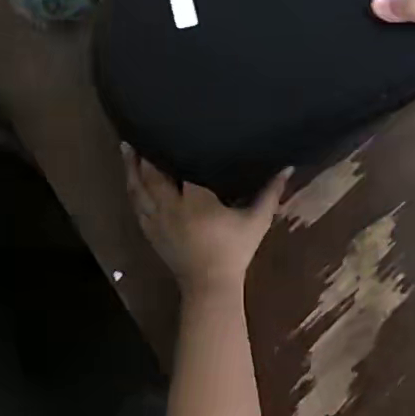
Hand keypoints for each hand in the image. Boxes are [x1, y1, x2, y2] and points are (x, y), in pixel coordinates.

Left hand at [122, 144, 291, 295]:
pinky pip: (136, 206)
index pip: (179, 167)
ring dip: (131, 171)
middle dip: (141, 156)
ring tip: (127, 151)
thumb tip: (287, 167)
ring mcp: (157, 222)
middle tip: (136, 134)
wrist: (210, 286)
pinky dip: (133, 191)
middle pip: (149, 176)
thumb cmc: (235, 249)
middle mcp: (170, 208)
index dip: (173, 148)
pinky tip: (132, 182)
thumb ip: (271, 192)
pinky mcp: (151, 233)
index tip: (170, 129)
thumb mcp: (257, 219)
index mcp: (195, 200)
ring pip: (137, 191)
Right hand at [371, 0, 414, 91]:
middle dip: (388, 20)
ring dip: (391, 41)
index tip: (365, 0)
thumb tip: (373, 4)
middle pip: (407, 19)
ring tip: (362, 42)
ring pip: (407, 40)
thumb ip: (408, 8)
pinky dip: (399, 59)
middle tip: (358, 23)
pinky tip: (377, 60)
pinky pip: (411, 60)